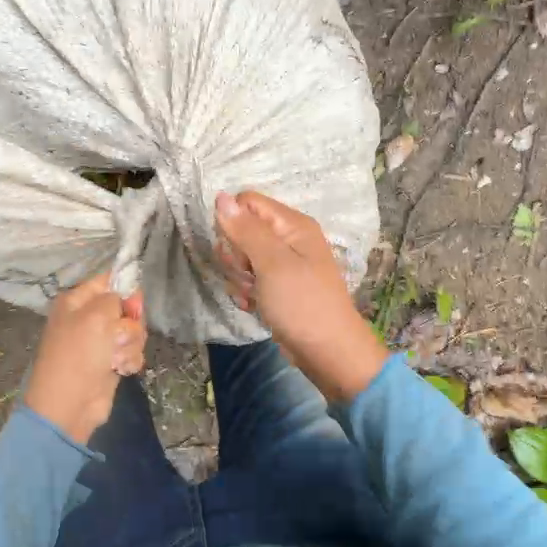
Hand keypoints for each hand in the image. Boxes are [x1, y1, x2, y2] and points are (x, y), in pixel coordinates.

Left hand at [23, 273, 146, 442]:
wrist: (69, 404)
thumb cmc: (78, 355)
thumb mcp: (95, 317)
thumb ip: (113, 298)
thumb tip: (124, 297)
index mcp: (76, 302)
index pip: (107, 281)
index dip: (125, 288)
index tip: (134, 301)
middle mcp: (88, 318)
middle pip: (125, 307)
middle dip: (130, 323)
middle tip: (120, 336)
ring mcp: (100, 342)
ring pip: (133, 331)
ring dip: (131, 345)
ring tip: (116, 358)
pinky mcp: (111, 362)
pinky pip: (132, 352)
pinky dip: (130, 360)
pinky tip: (121, 369)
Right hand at [215, 191, 388, 402]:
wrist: (325, 350)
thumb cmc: (302, 303)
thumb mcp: (271, 263)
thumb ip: (245, 230)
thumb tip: (221, 197)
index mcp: (292, 225)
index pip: (247, 203)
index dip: (233, 224)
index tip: (239, 250)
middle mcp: (287, 239)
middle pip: (240, 231)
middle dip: (234, 256)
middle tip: (249, 275)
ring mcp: (281, 264)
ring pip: (239, 259)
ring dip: (238, 279)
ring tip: (255, 294)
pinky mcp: (275, 286)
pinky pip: (247, 280)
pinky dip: (245, 293)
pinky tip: (254, 306)